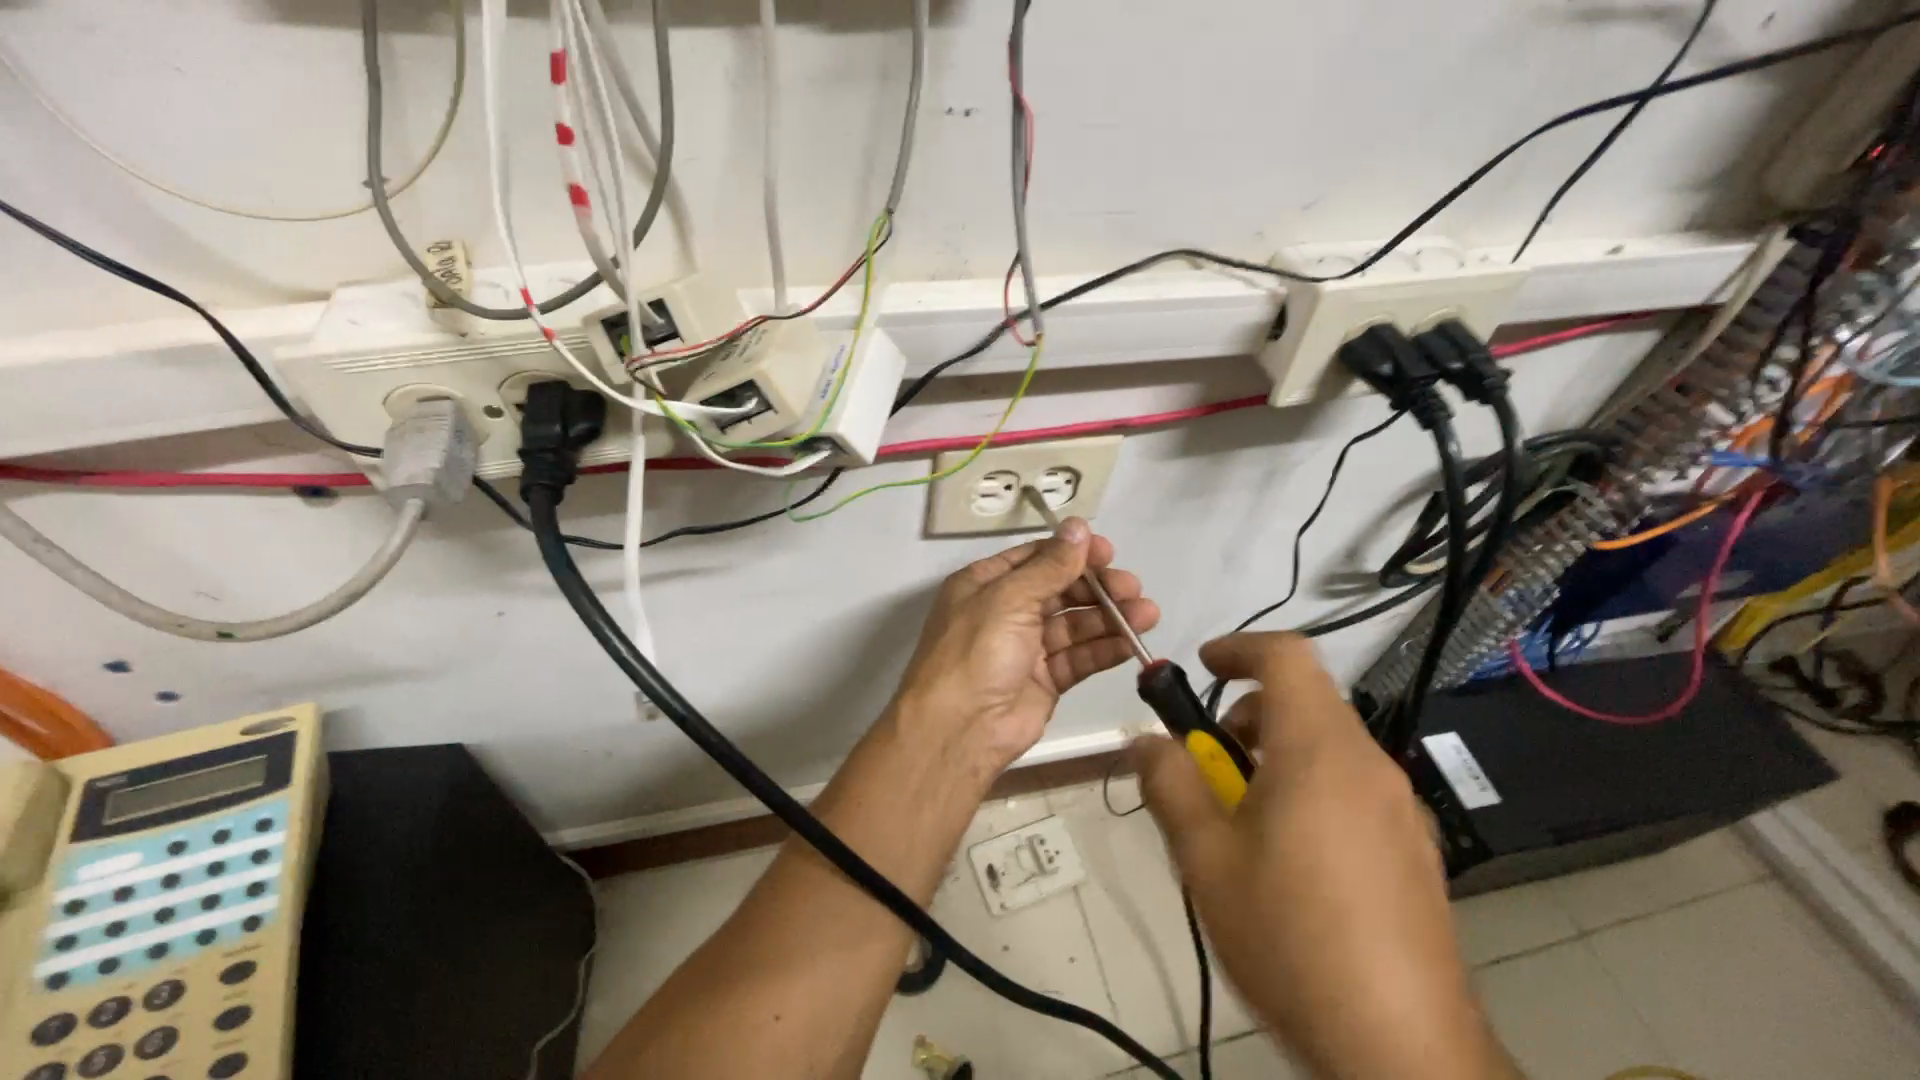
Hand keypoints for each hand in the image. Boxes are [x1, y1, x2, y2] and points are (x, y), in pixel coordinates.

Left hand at [893, 517, 1158, 777]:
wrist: (958, 728)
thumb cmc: (976, 651)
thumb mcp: (1010, 598)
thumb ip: (1050, 566)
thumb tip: (1079, 526)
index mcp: (986, 584)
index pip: (1036, 559)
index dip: (1073, 553)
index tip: (1109, 552)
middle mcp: (1005, 612)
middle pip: (1060, 591)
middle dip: (1098, 588)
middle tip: (1132, 587)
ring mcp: (1025, 648)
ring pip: (1074, 626)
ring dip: (1110, 618)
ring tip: (1146, 614)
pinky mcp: (1044, 681)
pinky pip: (1078, 659)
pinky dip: (1104, 650)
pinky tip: (1130, 643)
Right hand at [1133, 633, 1518, 1079]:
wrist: (1399, 1045)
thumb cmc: (1288, 934)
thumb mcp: (1204, 857)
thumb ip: (1169, 783)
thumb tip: (1144, 740)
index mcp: (1319, 751)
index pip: (1286, 656)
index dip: (1238, 648)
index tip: (1200, 668)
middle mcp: (1370, 766)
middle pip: (1306, 704)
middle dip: (1246, 718)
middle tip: (1207, 771)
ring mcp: (1402, 810)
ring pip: (1329, 751)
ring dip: (1275, 760)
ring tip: (1239, 828)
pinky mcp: (1417, 852)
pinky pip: (1353, 794)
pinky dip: (1310, 795)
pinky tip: (1288, 868)